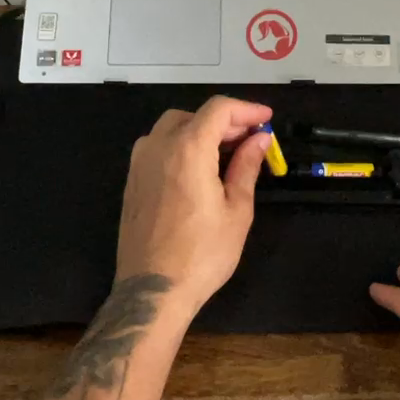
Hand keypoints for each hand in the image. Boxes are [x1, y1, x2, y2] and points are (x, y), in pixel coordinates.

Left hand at [116, 96, 273, 312]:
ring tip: (228, 154)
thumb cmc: (202, 254)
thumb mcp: (236, 210)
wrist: (151, 290)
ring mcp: (140, 162)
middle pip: (195, 115)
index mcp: (188, 148)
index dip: (246, 109)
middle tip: (251, 140)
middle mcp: (158, 145)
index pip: (219, 109)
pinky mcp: (132, 179)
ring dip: (202, 131)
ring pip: (173, 128)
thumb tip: (259, 139)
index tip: (267, 119)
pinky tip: (200, 169)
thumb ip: (247, 166)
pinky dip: (182, 145)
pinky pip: (159, 146)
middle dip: (225, 121)